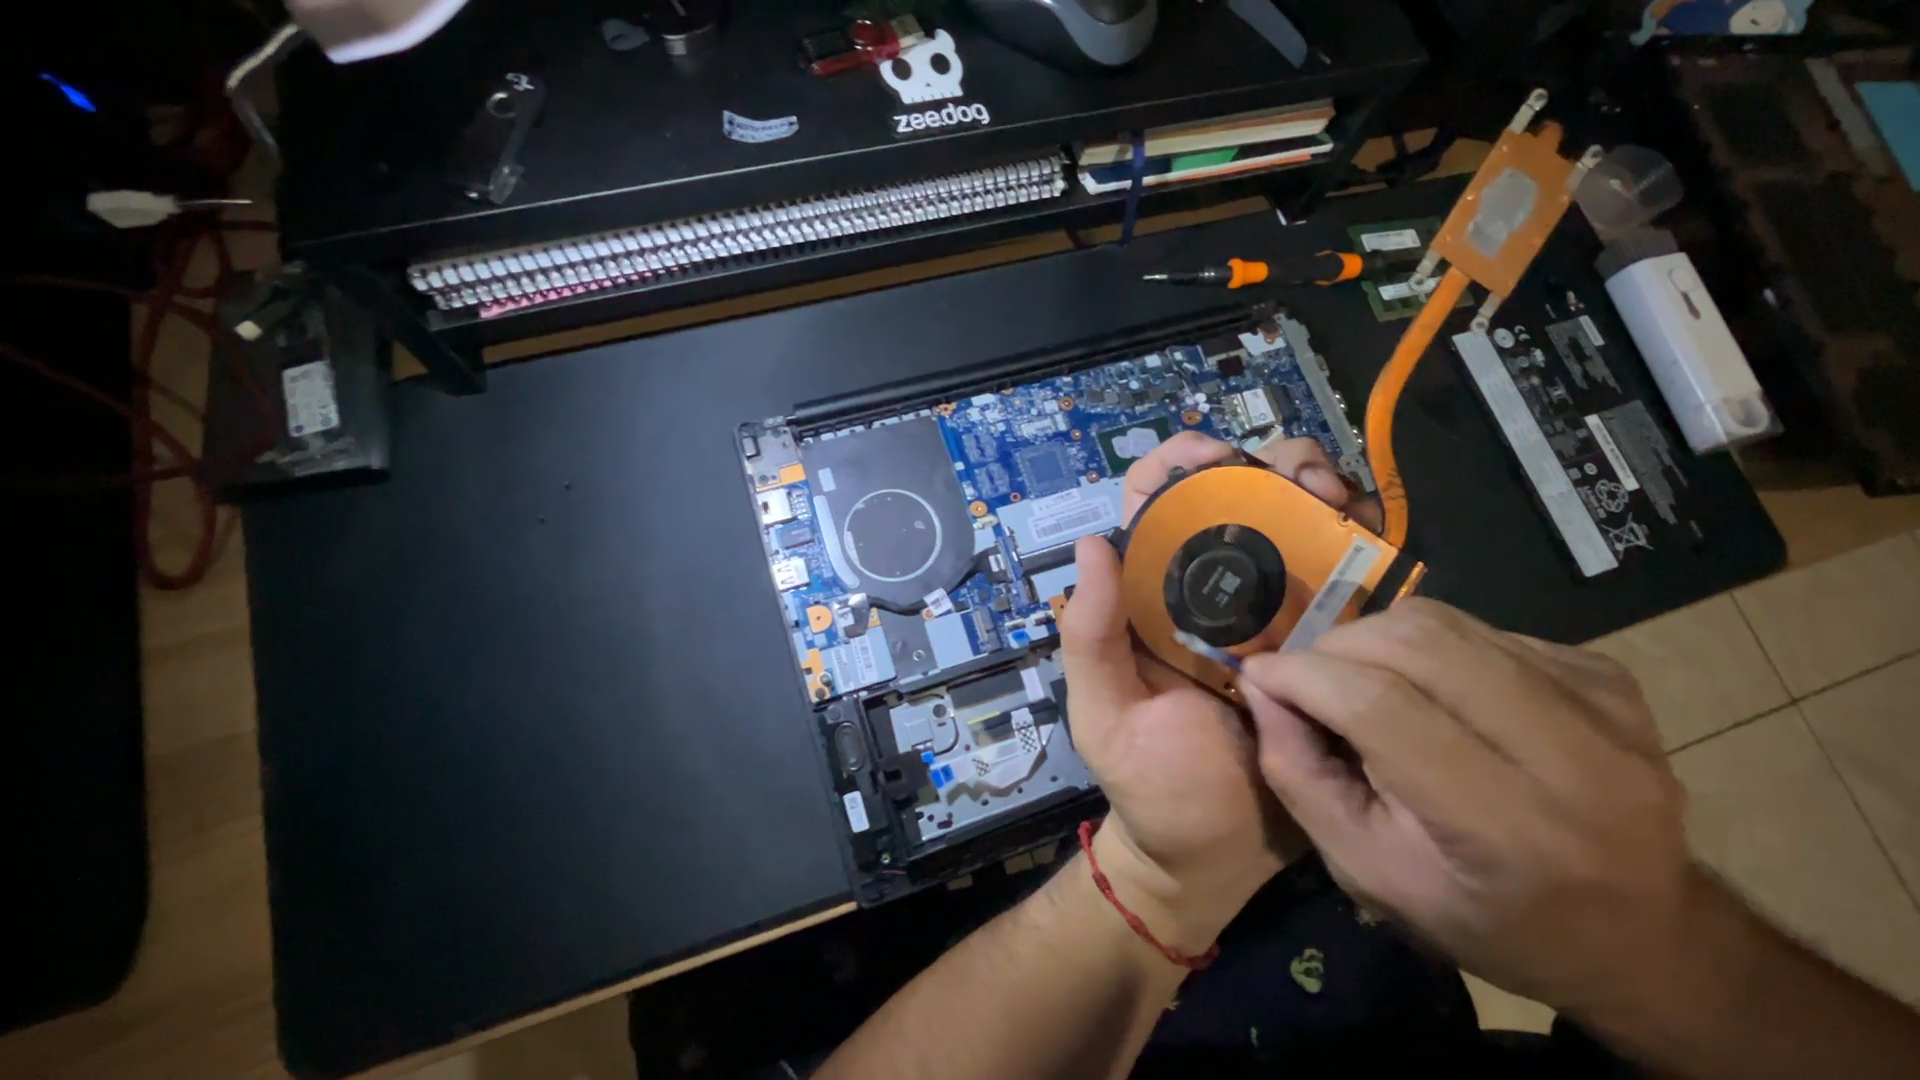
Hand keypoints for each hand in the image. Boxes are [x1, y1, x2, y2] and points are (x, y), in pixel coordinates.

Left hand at [1059, 431, 1349, 949]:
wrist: (1217, 857)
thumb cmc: (1151, 787)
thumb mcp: (1105, 715)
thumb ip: (1092, 637)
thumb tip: (1092, 543)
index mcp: (1151, 597)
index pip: (1155, 501)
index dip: (1180, 461)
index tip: (1216, 454)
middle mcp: (1211, 592)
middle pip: (1237, 497)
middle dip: (1271, 467)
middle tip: (1306, 485)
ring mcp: (1273, 615)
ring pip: (1293, 525)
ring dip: (1319, 494)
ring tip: (1340, 507)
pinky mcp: (1324, 646)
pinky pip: (1341, 579)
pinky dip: (1358, 545)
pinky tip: (1371, 541)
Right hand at [1237, 599, 1692, 1016]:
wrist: (1636, 935)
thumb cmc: (1484, 917)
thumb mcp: (1368, 873)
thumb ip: (1301, 777)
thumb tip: (1261, 688)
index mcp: (1506, 826)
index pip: (1380, 706)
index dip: (1302, 676)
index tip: (1257, 675)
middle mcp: (1570, 753)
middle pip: (1415, 644)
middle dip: (1333, 647)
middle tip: (1304, 678)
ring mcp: (1599, 704)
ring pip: (1446, 622)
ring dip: (1375, 639)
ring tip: (1358, 680)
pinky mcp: (1608, 676)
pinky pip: (1483, 630)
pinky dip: (1430, 648)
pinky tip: (1434, 693)